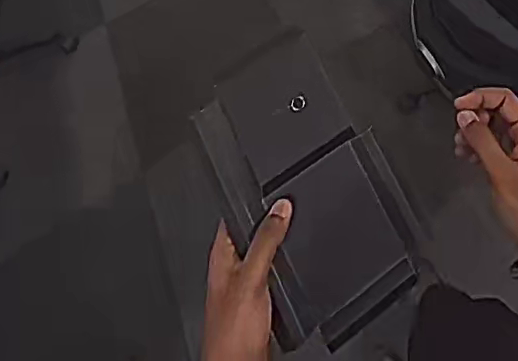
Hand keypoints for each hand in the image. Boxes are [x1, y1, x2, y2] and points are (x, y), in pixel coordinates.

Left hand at [201, 199, 291, 360]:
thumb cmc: (230, 335)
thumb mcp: (252, 277)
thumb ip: (266, 240)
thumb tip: (281, 207)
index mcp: (222, 256)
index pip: (233, 214)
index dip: (250, 197)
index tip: (270, 182)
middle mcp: (232, 267)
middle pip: (253, 230)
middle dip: (271, 216)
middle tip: (289, 201)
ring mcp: (246, 283)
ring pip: (265, 249)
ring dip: (280, 240)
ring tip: (295, 226)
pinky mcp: (260, 298)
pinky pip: (275, 268)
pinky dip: (285, 261)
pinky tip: (294, 259)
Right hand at [454, 88, 517, 262]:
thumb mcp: (502, 174)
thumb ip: (482, 141)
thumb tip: (466, 116)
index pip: (505, 99)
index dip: (481, 97)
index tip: (460, 106)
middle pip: (499, 111)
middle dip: (476, 116)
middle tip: (460, 129)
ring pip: (494, 128)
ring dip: (475, 132)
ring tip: (461, 145)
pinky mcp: (515, 166)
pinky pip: (494, 145)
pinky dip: (479, 147)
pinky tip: (469, 156)